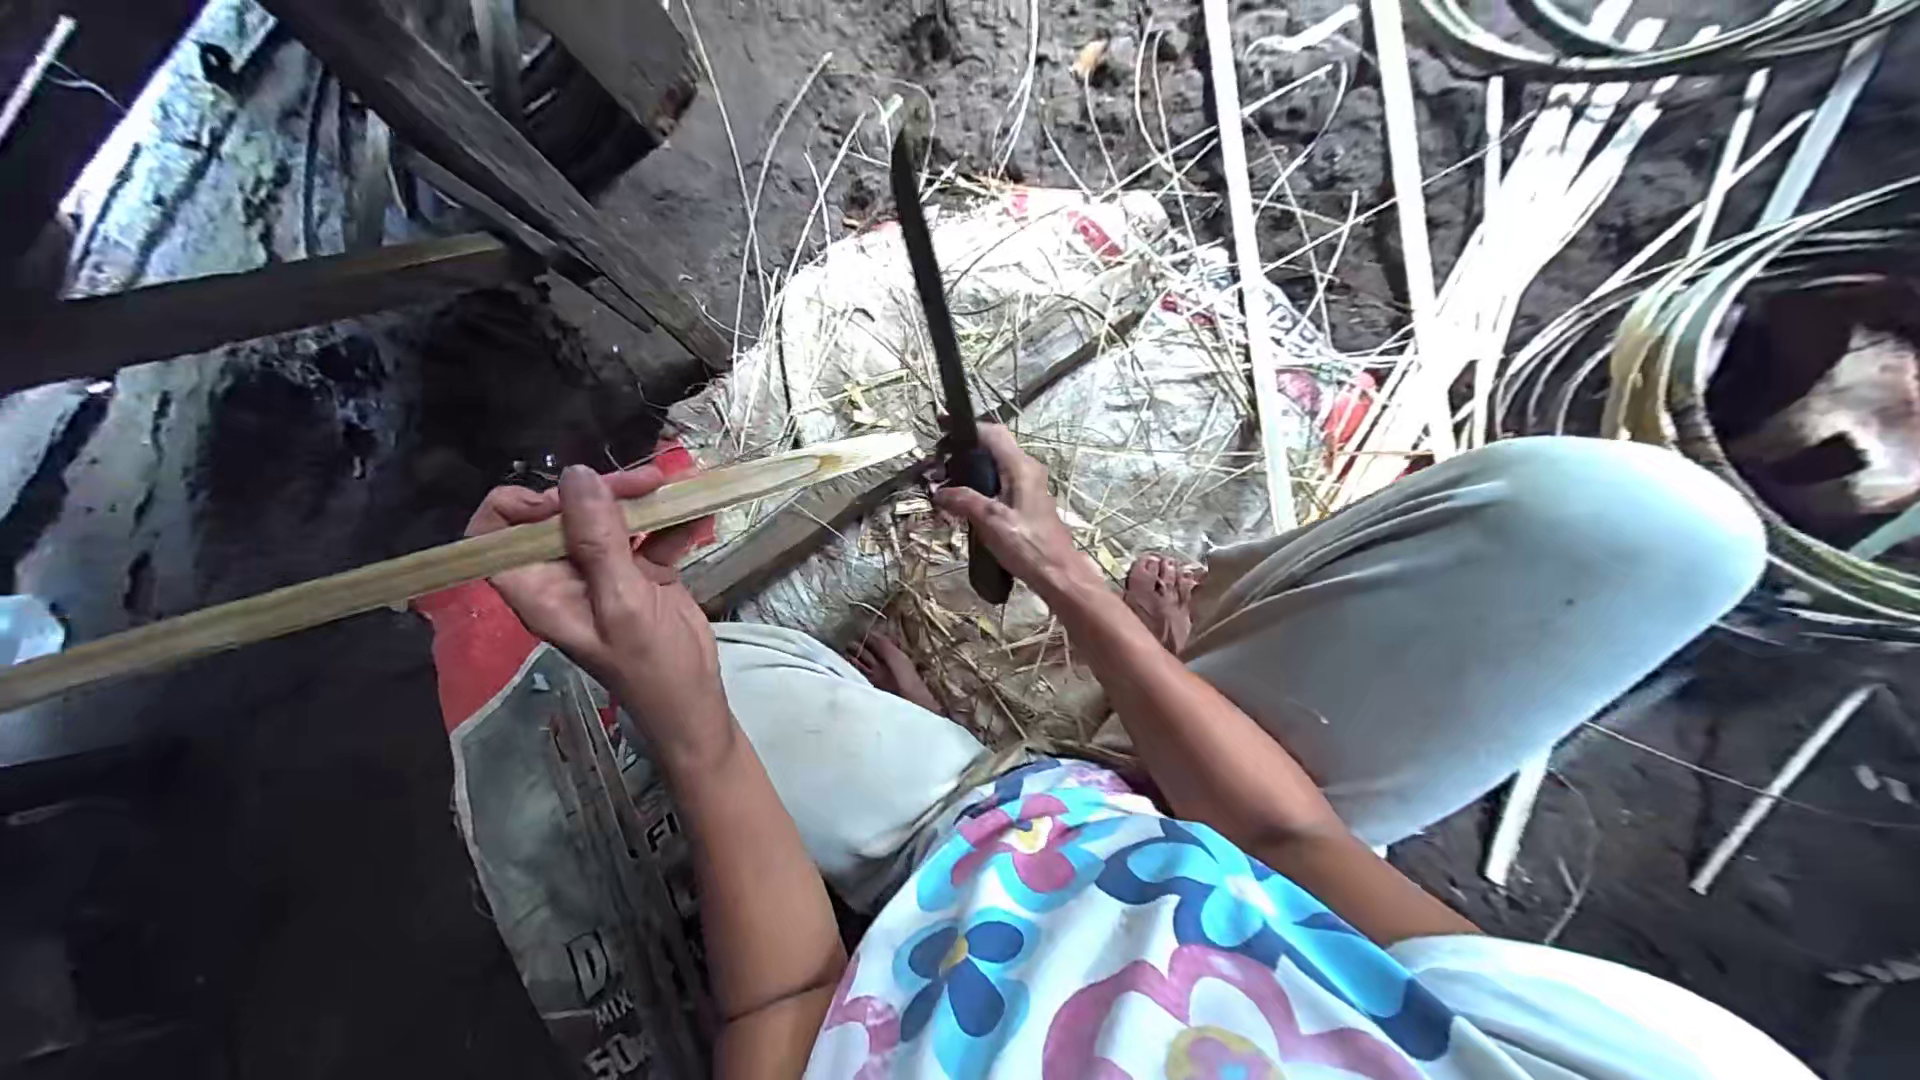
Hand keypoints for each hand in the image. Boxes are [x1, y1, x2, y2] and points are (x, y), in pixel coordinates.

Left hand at [466, 464, 731, 767]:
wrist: (694, 697)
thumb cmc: (650, 663)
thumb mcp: (623, 602)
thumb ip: (599, 541)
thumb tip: (578, 474)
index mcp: (540, 587)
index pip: (498, 532)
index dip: (525, 505)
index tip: (577, 496)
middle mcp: (566, 575)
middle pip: (566, 514)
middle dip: (605, 492)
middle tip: (650, 483)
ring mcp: (607, 572)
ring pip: (612, 518)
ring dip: (644, 501)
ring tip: (678, 490)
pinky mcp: (643, 572)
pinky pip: (652, 535)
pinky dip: (674, 523)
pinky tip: (699, 516)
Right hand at [930, 424, 1103, 603]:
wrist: (1057, 574)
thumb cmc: (1027, 545)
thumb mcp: (990, 520)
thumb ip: (963, 500)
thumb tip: (940, 492)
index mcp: (1021, 466)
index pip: (991, 433)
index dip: (965, 428)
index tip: (941, 428)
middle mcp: (1028, 470)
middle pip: (992, 448)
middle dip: (963, 453)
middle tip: (939, 468)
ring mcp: (1030, 486)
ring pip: (995, 467)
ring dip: (970, 472)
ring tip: (946, 487)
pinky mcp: (1027, 503)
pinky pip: (1000, 484)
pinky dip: (980, 487)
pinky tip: (965, 504)